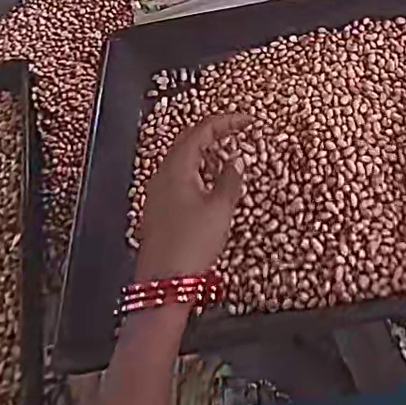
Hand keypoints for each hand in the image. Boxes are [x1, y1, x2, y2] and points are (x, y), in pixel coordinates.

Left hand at [133, 114, 248, 281]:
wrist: (164, 284)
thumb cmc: (192, 243)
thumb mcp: (220, 209)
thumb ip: (231, 179)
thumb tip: (237, 159)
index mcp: (177, 167)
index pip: (201, 130)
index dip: (226, 122)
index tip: (247, 120)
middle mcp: (163, 174)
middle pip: (188, 140)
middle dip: (214, 132)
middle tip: (238, 130)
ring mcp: (158, 191)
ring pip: (183, 159)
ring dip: (206, 152)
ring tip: (229, 155)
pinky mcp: (160, 208)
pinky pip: (180, 176)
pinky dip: (199, 170)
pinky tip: (212, 182)